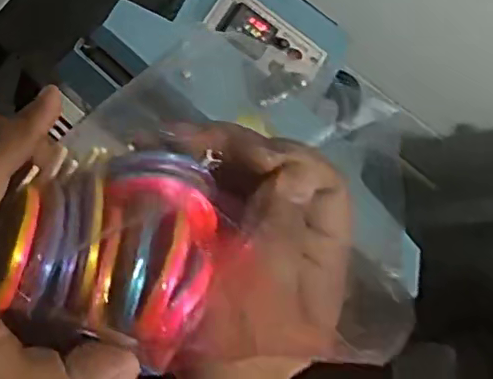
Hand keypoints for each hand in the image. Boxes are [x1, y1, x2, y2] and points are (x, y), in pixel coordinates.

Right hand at [174, 124, 352, 377]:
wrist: (205, 375)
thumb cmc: (242, 336)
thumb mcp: (268, 286)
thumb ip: (283, 224)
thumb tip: (292, 169)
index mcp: (322, 248)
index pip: (326, 184)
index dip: (293, 160)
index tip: (252, 158)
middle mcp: (293, 225)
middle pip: (279, 164)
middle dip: (239, 144)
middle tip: (193, 137)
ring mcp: (256, 218)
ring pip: (244, 165)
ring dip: (210, 145)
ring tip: (172, 138)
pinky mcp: (223, 216)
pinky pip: (215, 177)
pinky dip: (193, 159)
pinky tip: (166, 149)